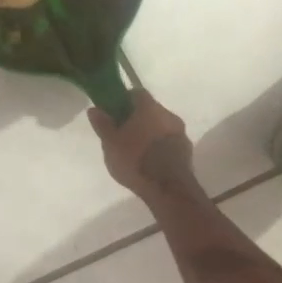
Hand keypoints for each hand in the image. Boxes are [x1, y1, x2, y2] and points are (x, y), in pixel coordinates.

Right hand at [87, 90, 206, 207]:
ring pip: (161, 126)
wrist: (168, 189)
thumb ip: (102, 124)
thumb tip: (94, 109)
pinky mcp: (187, 151)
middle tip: (122, 133)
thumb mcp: (110, 143)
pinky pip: (169, 142)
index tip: (114, 111)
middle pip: (151, 110)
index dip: (124, 99)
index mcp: (150, 108)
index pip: (137, 93)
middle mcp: (169, 115)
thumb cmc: (135, 160)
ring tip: (135, 150)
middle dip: (137, 118)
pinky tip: (149, 161)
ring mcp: (181, 134)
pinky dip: (160, 146)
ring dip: (150, 133)